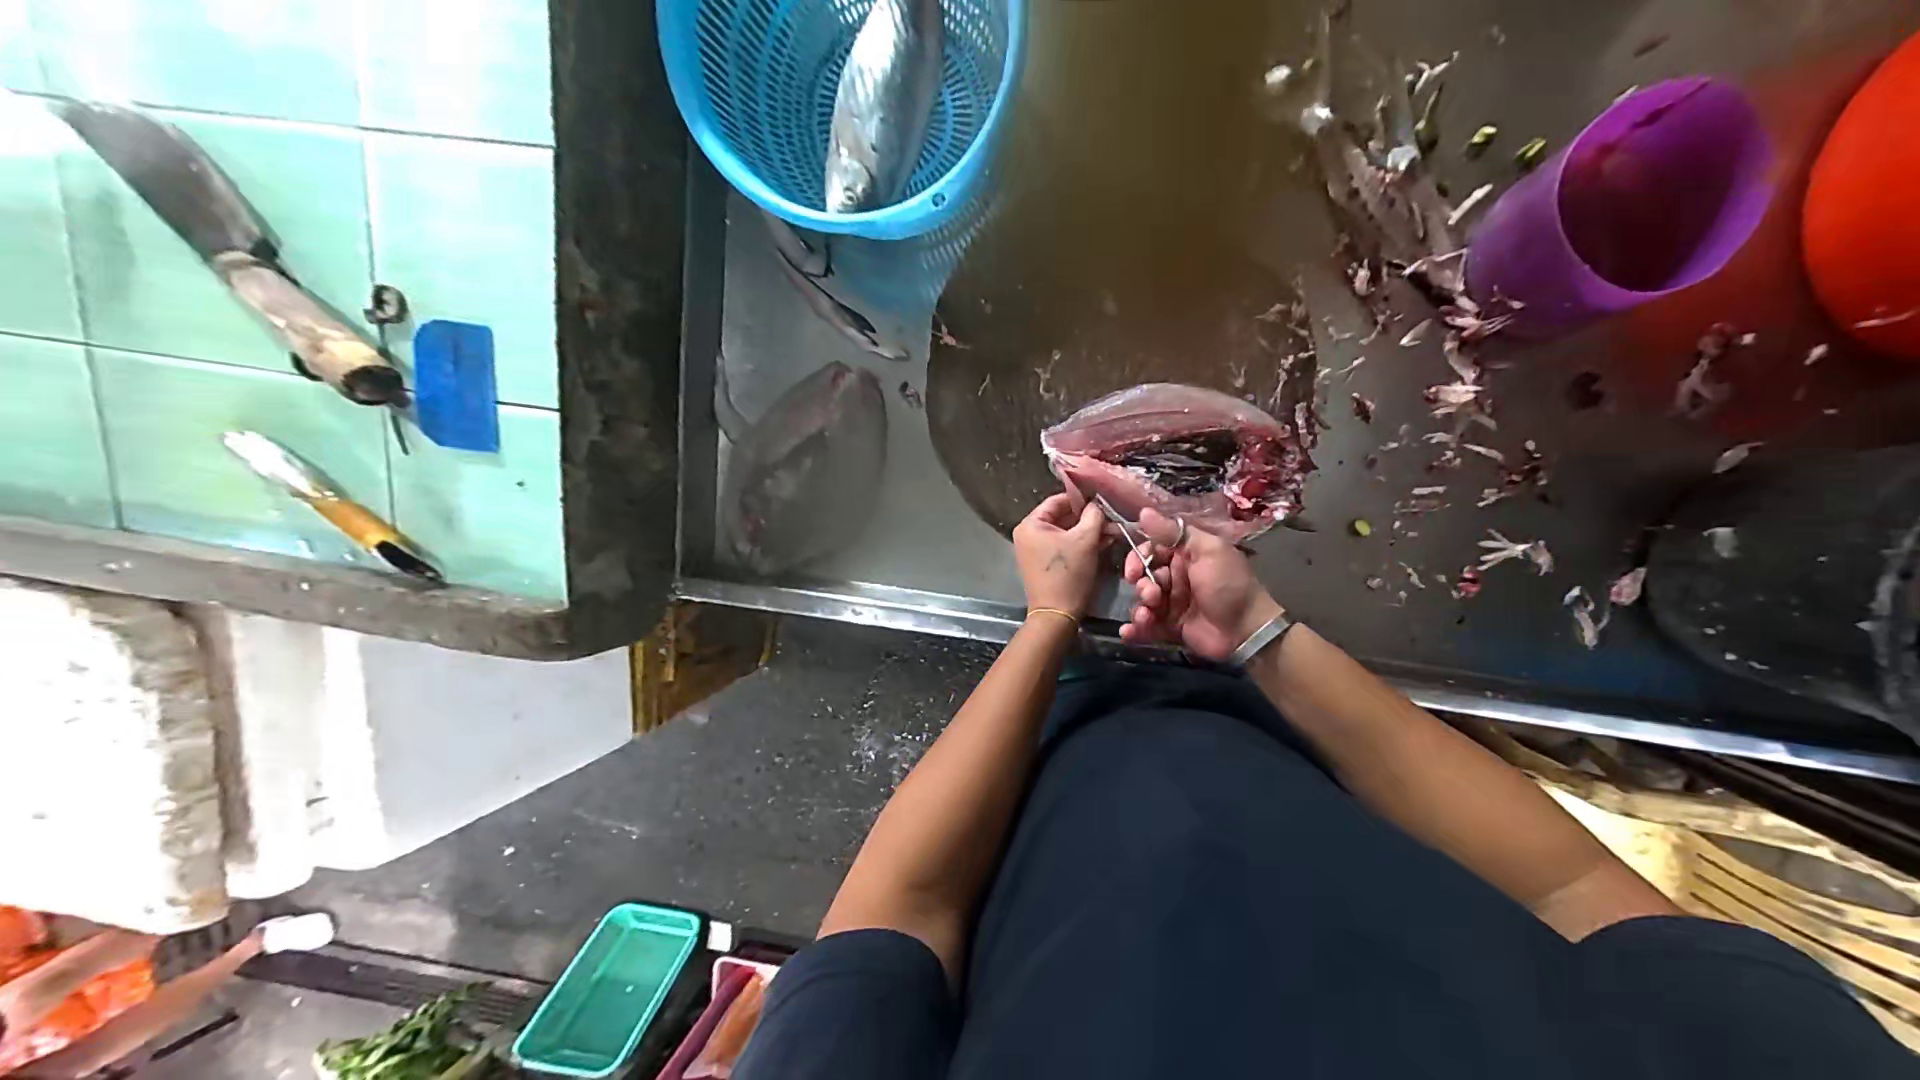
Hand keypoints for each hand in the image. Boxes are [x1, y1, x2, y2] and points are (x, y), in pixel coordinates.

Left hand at [1012, 494, 1109, 617]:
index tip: (1103, 500)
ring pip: (1065, 532)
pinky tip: (1102, 543)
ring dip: (1087, 531)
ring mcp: (1034, 550)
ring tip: (1111, 531)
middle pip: (1062, 516)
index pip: (1058, 500)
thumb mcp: (1085, 540)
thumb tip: (1096, 504)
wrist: (1057, 614)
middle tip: (1111, 518)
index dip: (1081, 498)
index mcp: (1031, 524)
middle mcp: (1028, 534)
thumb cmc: (1069, 574)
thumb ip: (1093, 515)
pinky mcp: (1044, 563)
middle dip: (1088, 518)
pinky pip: (1063, 546)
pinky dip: (1080, 544)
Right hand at [1120, 508, 1283, 660]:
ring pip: (1143, 601)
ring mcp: (1172, 603)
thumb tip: (1143, 512)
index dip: (1138, 558)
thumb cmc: (1228, 585)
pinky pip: (1146, 626)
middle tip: (1150, 595)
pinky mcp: (1170, 627)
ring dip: (1140, 608)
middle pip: (1143, 576)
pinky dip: (1134, 629)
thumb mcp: (1207, 550)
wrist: (1247, 630)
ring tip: (1148, 616)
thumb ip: (1174, 532)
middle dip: (1141, 586)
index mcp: (1185, 555)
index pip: (1151, 550)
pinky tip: (1129, 632)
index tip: (1134, 570)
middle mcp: (1176, 577)